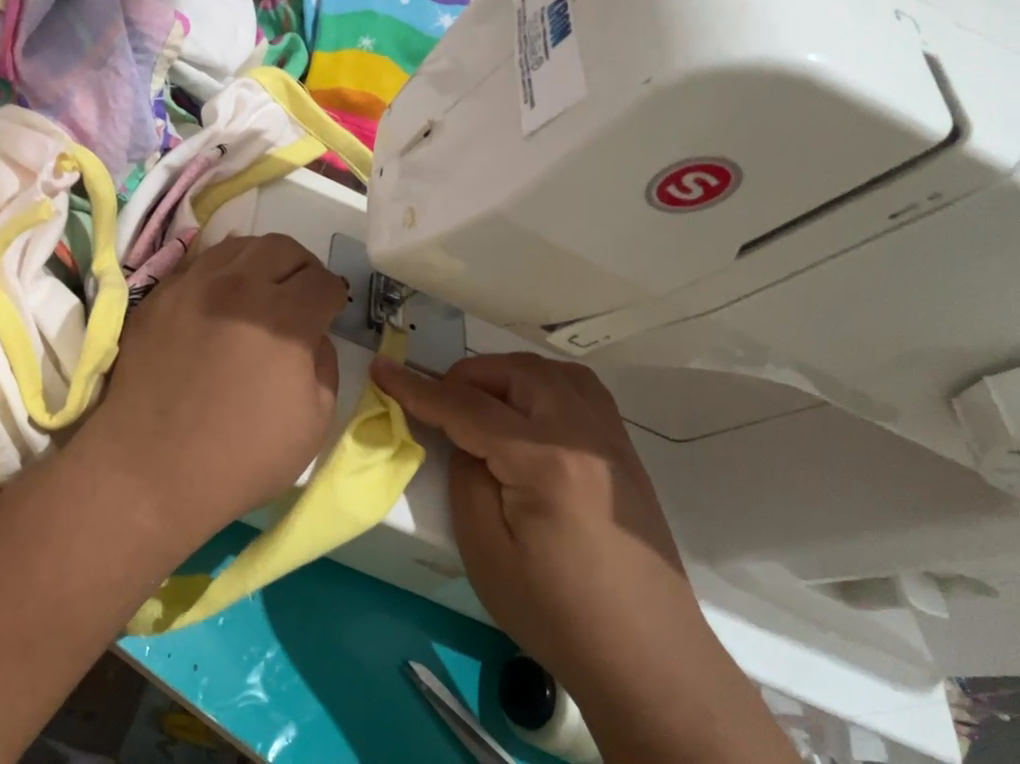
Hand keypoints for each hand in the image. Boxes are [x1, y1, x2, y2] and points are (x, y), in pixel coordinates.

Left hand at [74, 234, 346, 544]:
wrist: (150, 467)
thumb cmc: (241, 457)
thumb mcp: (313, 422)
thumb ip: (323, 364)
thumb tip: (313, 335)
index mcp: (282, 318)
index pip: (323, 280)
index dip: (334, 298)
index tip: (329, 314)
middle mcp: (235, 288)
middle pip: (281, 247)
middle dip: (300, 267)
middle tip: (299, 297)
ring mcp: (188, 287)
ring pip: (234, 246)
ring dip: (257, 263)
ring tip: (257, 295)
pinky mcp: (154, 298)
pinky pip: (194, 267)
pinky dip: (216, 276)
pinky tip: (216, 306)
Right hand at [370, 354, 796, 762]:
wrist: (646, 659)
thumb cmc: (554, 611)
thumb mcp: (484, 548)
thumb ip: (466, 475)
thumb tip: (462, 440)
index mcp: (544, 461)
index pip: (466, 406)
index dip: (416, 387)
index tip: (380, 369)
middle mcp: (584, 437)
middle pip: (516, 372)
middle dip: (466, 378)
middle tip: (437, 408)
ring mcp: (613, 444)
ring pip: (554, 372)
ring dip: (507, 377)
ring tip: (479, 408)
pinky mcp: (625, 458)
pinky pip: (581, 393)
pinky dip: (541, 388)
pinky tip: (523, 419)